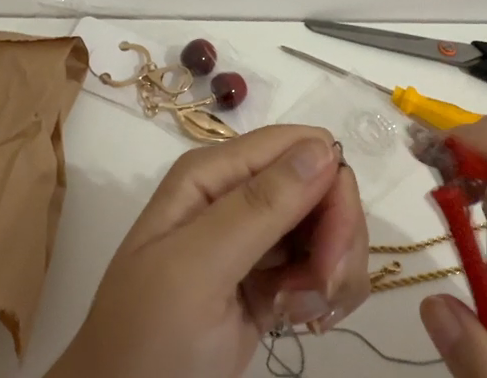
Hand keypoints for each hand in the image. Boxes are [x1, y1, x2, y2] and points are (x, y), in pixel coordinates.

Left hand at [49, 125, 370, 377]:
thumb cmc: (150, 338)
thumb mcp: (197, 270)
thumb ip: (260, 207)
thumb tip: (323, 147)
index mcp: (213, 173)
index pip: (302, 147)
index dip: (330, 190)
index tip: (330, 252)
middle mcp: (237, 192)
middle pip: (323, 186)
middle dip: (336, 240)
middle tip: (321, 294)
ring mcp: (254, 237)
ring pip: (329, 228)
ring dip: (333, 272)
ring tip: (302, 314)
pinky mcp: (268, 280)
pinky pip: (321, 266)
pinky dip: (325, 293)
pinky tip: (302, 320)